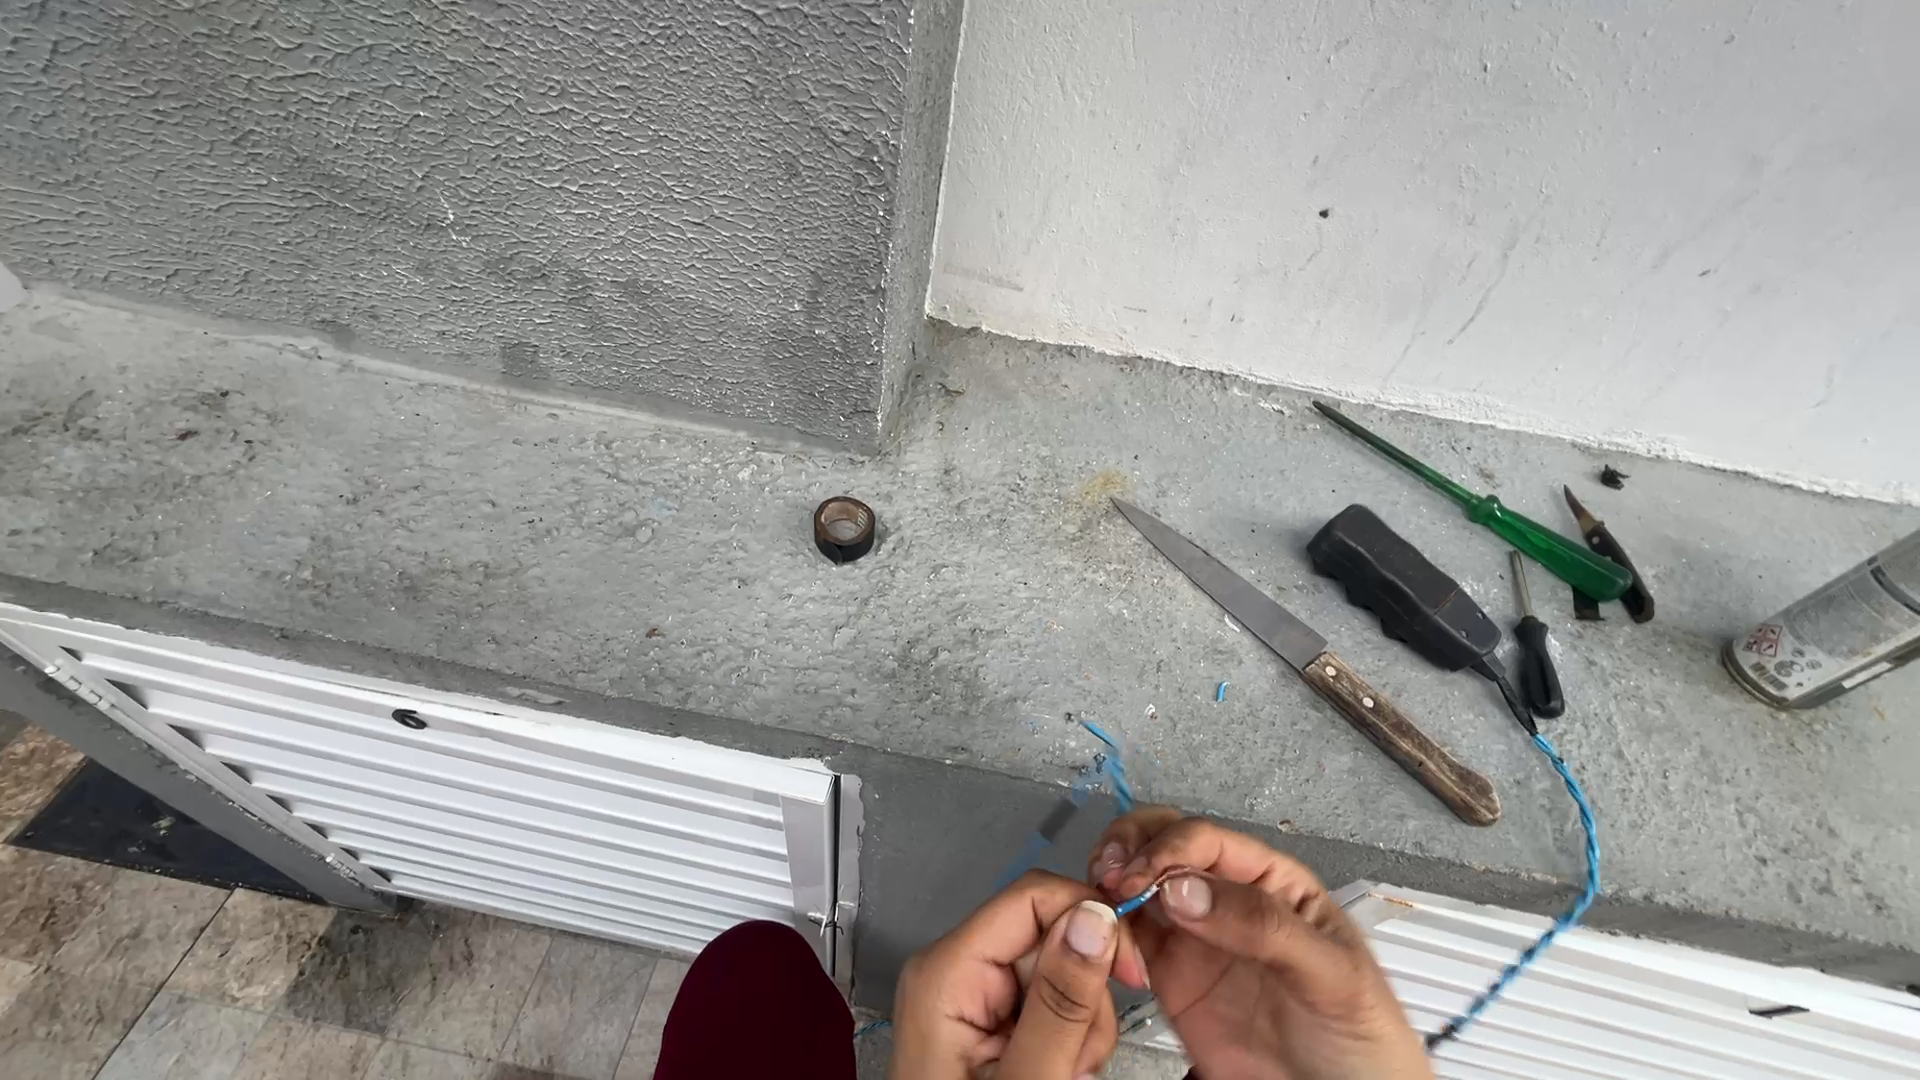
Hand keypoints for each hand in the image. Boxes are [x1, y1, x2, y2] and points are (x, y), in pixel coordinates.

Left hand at [889, 870, 1147, 1079]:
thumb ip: (1060, 1002)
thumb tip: (1095, 915)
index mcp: (949, 969)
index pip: (1031, 897)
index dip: (1089, 917)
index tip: (1135, 974)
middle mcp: (957, 968)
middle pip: (1050, 933)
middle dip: (1085, 993)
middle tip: (1080, 1061)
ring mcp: (974, 994)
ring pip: (1060, 970)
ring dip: (1082, 1025)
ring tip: (1066, 1075)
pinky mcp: (992, 1020)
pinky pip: (1052, 1002)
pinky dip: (1072, 1040)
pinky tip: (1060, 1073)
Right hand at [1089, 808, 1431, 1079]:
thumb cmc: (1359, 1039)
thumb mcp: (1331, 975)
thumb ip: (1263, 925)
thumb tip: (1179, 887)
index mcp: (1268, 879)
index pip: (1206, 839)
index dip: (1169, 848)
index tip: (1141, 875)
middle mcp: (1224, 894)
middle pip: (1164, 840)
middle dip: (1131, 845)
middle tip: (1108, 873)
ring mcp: (1192, 932)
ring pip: (1138, 879)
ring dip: (1112, 878)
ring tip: (1099, 901)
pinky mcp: (1168, 973)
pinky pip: (1127, 935)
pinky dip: (1108, 927)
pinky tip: (1108, 942)